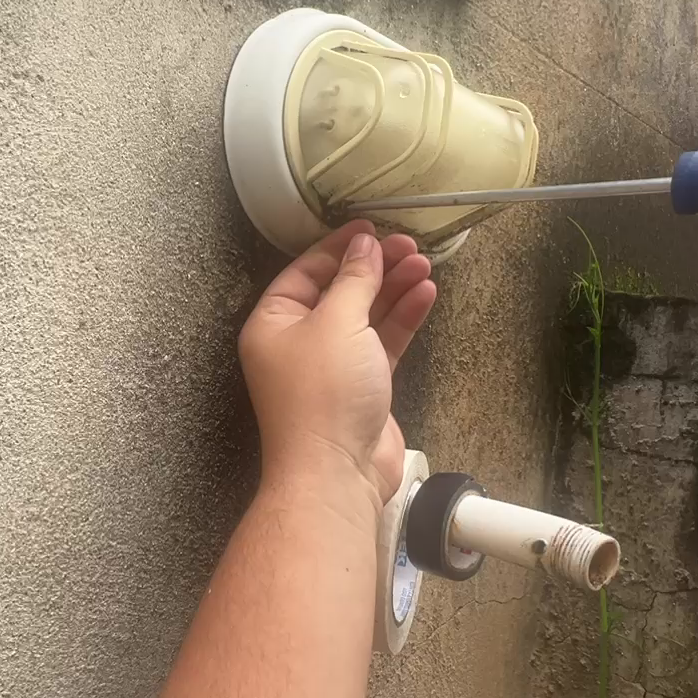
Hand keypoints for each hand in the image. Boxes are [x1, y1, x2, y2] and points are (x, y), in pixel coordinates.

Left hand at [239, 222, 435, 501]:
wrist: (336, 470)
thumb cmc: (323, 394)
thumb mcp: (336, 323)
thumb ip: (353, 281)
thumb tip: (364, 247)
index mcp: (273, 323)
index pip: (304, 272)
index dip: (338, 247)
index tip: (370, 227)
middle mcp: (297, 342)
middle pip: (338, 291)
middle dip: (373, 267)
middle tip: (408, 244)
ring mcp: (330, 365)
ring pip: (364, 316)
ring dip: (393, 290)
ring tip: (424, 263)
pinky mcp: (360, 385)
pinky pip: (381, 342)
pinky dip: (401, 319)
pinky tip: (424, 295)